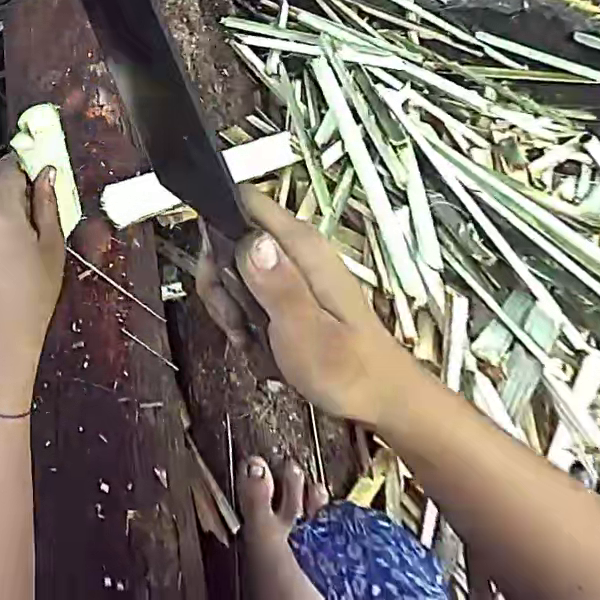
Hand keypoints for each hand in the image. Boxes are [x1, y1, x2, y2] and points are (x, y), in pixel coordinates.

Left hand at [0, 155, 65, 410]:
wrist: (2, 332)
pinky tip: (17, 225)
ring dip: (5, 188)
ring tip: (32, 209)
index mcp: (0, 214)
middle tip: (40, 184)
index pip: (9, 169)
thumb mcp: (52, 245)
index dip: (27, 163)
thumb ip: (48, 203)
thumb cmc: (35, 292)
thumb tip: (48, 172)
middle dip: (14, 171)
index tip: (45, 166)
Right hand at [232, 185, 420, 429]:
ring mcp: (291, 267)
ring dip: (228, 303)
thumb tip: (251, 240)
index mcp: (301, 245)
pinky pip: (246, 288)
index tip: (217, 271)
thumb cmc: (349, 371)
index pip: (245, 200)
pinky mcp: (288, 287)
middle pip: (230, 236)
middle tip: (232, 318)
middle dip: (219, 277)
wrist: (382, 399)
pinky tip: (254, 340)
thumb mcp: (306, 331)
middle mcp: (294, 247)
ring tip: (246, 336)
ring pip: (233, 266)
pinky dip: (241, 315)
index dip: (218, 225)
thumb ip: (277, 284)